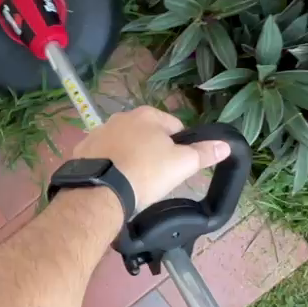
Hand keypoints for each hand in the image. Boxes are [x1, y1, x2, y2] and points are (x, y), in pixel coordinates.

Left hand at [71, 107, 230, 209]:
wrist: (102, 192)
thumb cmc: (146, 173)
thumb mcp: (182, 164)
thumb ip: (204, 153)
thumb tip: (225, 145)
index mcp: (147, 115)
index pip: (174, 126)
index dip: (179, 146)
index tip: (176, 166)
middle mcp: (120, 117)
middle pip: (146, 134)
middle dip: (152, 151)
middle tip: (156, 176)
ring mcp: (98, 132)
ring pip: (123, 144)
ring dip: (129, 157)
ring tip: (133, 181)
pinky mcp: (82, 150)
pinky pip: (103, 156)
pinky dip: (109, 165)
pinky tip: (113, 181)